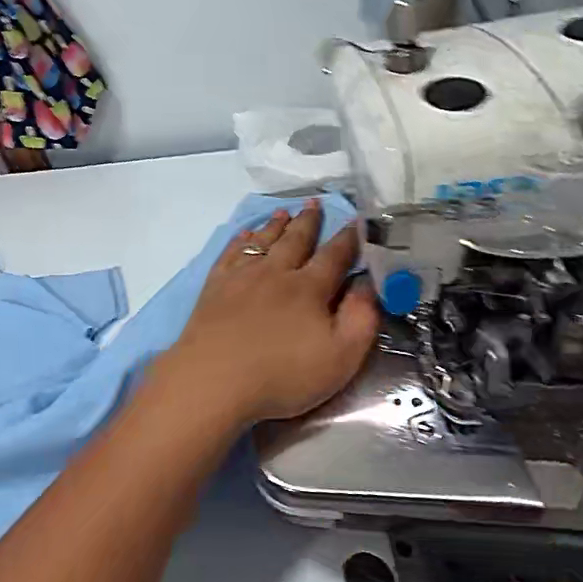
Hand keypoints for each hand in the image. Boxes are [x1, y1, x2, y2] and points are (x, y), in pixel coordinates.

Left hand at [151, 200, 379, 427]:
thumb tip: (368, 283)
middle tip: (315, 202)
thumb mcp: (341, 356)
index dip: (348, 238)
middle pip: (295, 240)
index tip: (356, 221)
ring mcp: (241, 276)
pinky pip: (231, 253)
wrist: (214, 379)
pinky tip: (243, 235)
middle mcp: (275, 272)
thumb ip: (361, 317)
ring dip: (276, 225)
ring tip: (284, 212)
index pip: (334, 256)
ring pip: (263, 241)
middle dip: (309, 221)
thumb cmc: (283, 374)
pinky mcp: (214, 286)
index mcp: (309, 288)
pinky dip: (240, 240)